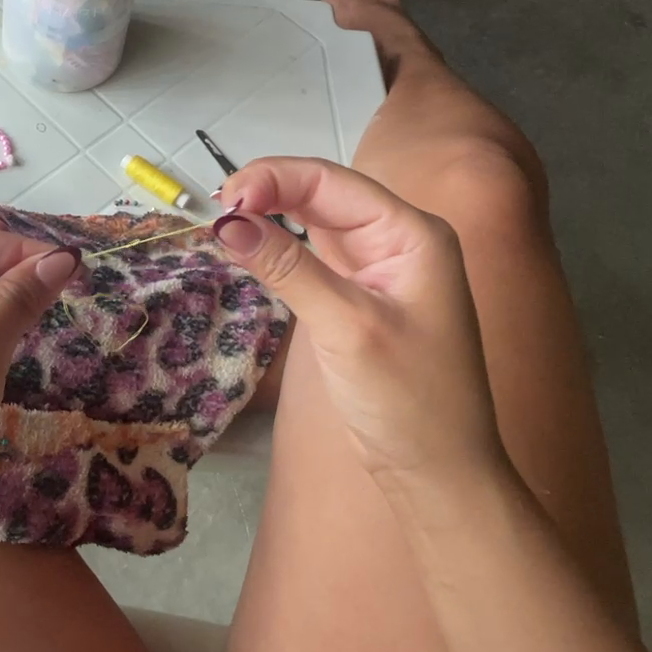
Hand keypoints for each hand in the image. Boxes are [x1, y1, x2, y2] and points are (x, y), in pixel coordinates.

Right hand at [214, 158, 504, 489]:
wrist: (435, 472)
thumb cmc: (407, 400)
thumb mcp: (346, 326)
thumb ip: (288, 267)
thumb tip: (227, 222)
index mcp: (412, 234)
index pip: (333, 182)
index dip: (275, 178)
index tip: (225, 199)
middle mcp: (398, 239)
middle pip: (324, 194)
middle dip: (270, 191)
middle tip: (217, 209)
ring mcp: (378, 267)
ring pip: (315, 221)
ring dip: (271, 214)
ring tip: (225, 218)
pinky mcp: (358, 294)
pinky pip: (314, 254)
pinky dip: (280, 246)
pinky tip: (252, 243)